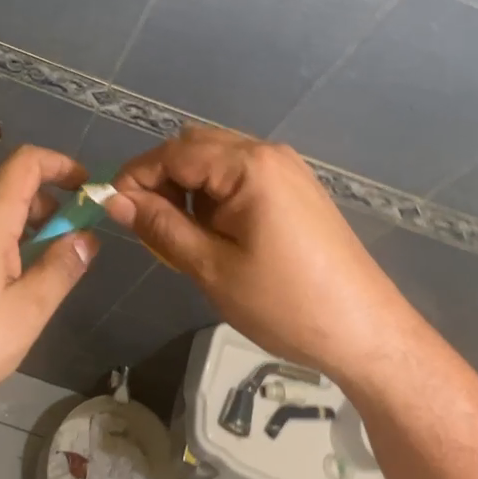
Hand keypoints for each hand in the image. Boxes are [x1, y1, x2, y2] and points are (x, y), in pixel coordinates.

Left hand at [0, 146, 98, 433]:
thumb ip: (60, 269)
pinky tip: (1, 290)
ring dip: (24, 230)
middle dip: (49, 208)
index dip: (61, 165)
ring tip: (38, 278)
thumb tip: (87, 238)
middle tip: (70, 250)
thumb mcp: (25, 313)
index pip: (27, 161)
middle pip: (11, 187)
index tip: (87, 190)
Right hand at [106, 127, 408, 380]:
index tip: (112, 208)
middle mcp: (268, 153)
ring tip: (179, 234)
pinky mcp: (296, 187)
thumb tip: (114, 200)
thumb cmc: (285, 302)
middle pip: (195, 146)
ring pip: (218, 159)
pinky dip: (216, 193)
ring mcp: (287, 168)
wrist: (366, 332)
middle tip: (146, 224)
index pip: (174, 152)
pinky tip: (213, 232)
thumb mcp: (211, 268)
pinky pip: (241, 174)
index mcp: (248, 165)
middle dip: (162, 178)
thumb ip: (161, 227)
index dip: (137, 176)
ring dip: (189, 186)